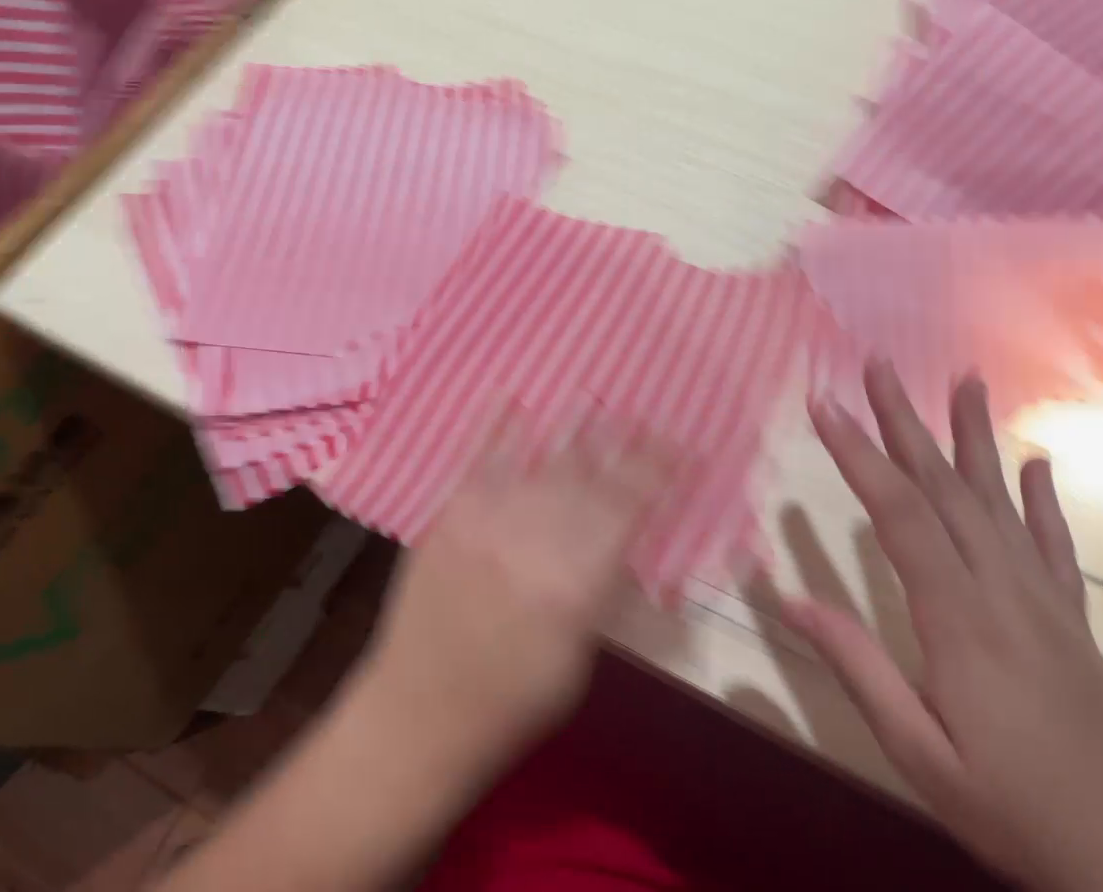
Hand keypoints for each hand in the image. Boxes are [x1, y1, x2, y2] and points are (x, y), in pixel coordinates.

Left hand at [353, 411, 672, 763]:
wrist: (423, 707)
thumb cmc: (516, 698)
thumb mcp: (580, 656)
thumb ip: (602, 593)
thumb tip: (627, 546)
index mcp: (576, 580)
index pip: (628, 508)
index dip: (657, 472)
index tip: (680, 447)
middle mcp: (534, 538)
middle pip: (587, 476)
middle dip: (620, 442)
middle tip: (641, 414)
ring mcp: (485, 521)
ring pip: (537, 460)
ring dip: (568, 426)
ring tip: (591, 396)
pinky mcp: (446, 517)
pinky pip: (474, 462)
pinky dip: (493, 428)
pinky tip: (509, 397)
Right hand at [787, 361, 1102, 891]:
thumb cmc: (1014, 808)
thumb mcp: (919, 752)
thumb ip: (858, 668)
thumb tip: (789, 598)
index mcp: (959, 620)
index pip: (899, 516)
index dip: (859, 455)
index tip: (825, 404)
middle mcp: (1004, 592)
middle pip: (947, 491)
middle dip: (906, 423)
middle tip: (879, 365)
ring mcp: (1047, 604)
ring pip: (1000, 503)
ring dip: (975, 439)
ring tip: (963, 380)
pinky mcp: (1075, 624)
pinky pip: (1053, 547)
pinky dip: (1040, 500)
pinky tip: (1034, 465)